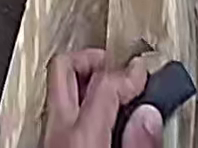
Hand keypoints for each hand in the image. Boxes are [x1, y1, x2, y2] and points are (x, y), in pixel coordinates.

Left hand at [43, 50, 162, 147]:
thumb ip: (138, 145)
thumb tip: (149, 115)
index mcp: (80, 137)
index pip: (102, 84)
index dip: (127, 73)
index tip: (143, 71)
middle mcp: (56, 130)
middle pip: (63, 67)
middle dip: (92, 59)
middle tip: (119, 66)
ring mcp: (48, 136)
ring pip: (57, 85)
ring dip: (83, 78)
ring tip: (113, 89)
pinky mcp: (48, 142)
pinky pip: (58, 107)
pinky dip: (78, 100)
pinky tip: (99, 115)